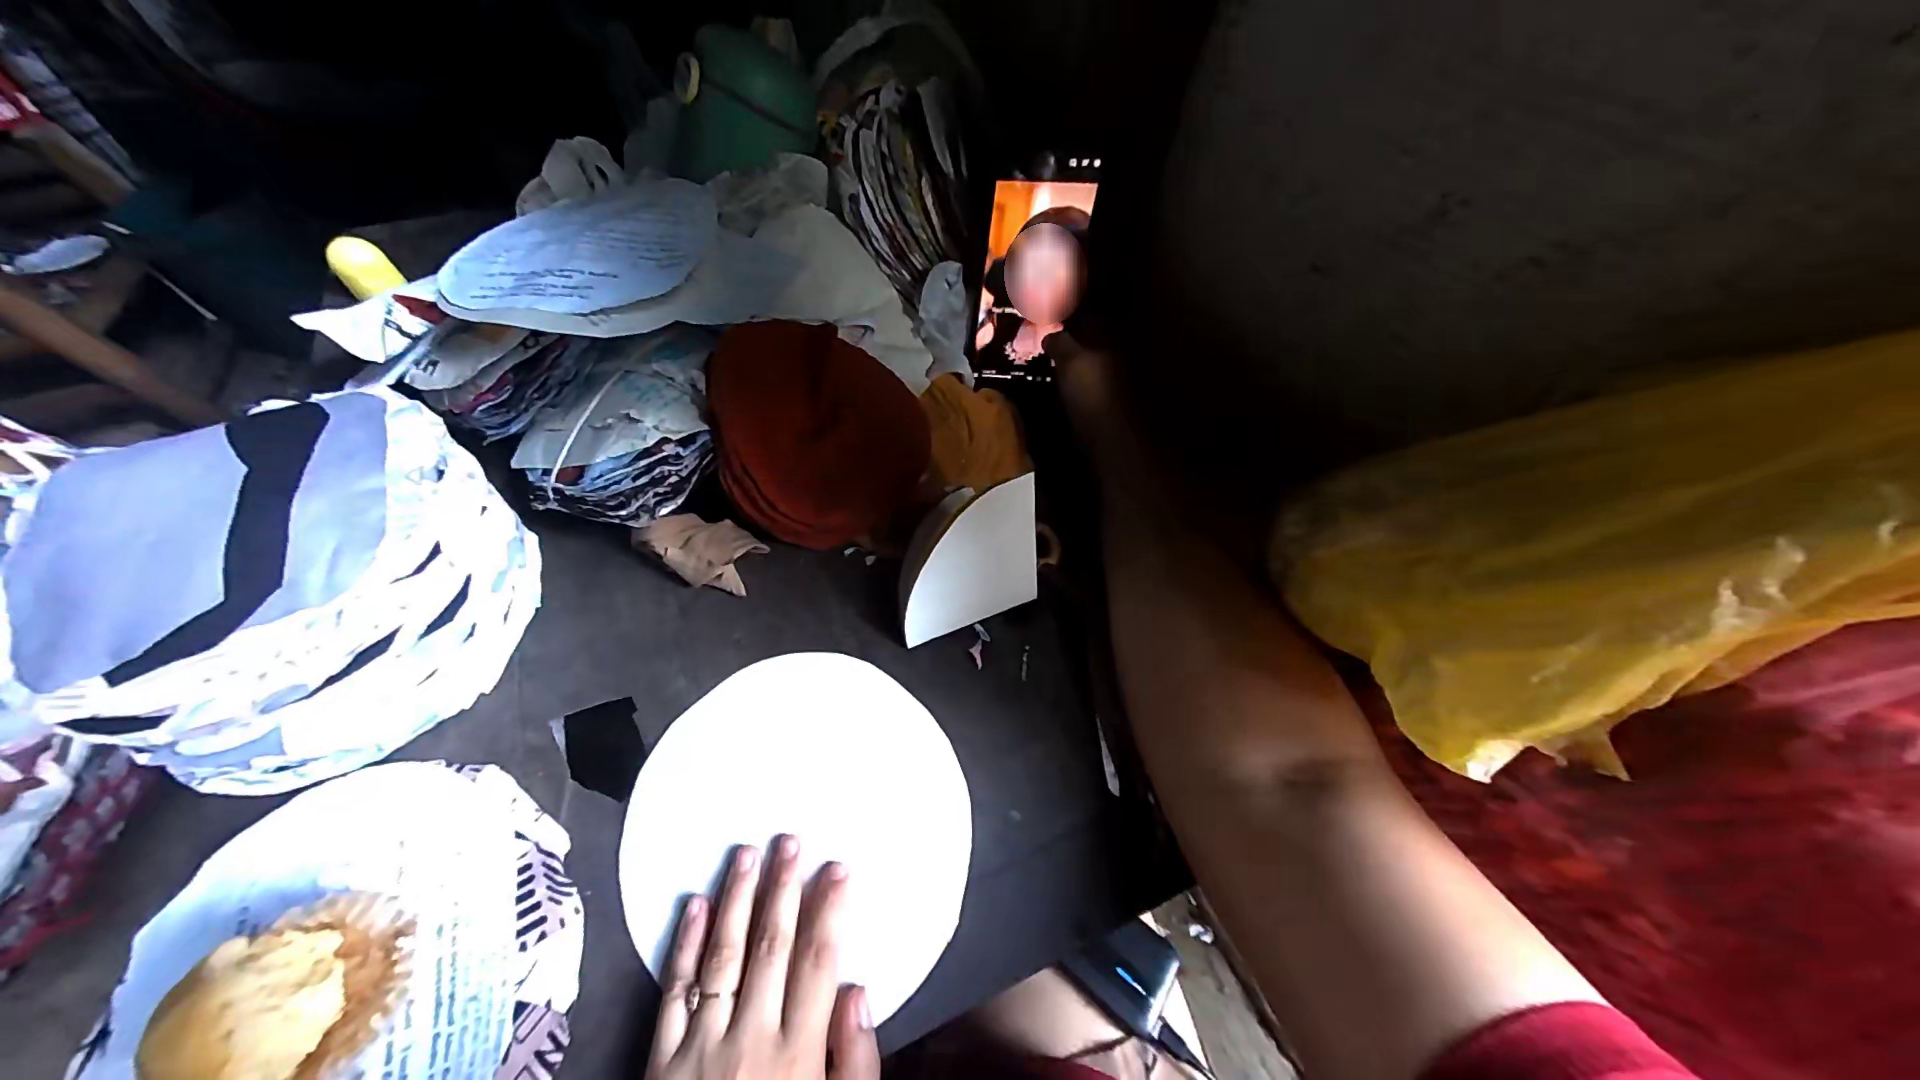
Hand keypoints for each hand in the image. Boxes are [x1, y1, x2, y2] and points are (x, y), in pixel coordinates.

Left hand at [645, 836, 878, 1079]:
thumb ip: (855, 1061)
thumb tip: (857, 989)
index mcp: (796, 1051)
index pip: (818, 962)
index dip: (829, 910)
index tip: (837, 867)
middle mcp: (750, 1036)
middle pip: (770, 946)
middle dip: (782, 888)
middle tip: (790, 839)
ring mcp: (700, 1044)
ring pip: (722, 956)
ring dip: (735, 899)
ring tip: (745, 852)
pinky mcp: (661, 1057)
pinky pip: (673, 991)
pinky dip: (682, 945)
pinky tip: (691, 903)